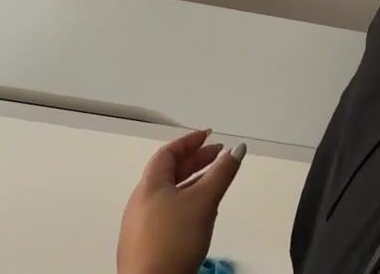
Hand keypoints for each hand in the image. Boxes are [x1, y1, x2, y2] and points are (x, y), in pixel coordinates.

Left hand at [117, 129, 244, 273]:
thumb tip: (238, 148)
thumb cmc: (174, 239)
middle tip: (218, 155)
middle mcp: (140, 203)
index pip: (167, 154)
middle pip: (168, 172)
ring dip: (193, 181)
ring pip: (169, 193)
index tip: (209, 135)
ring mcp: (140, 226)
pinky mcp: (145, 244)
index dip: (189, 141)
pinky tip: (201, 211)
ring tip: (215, 181)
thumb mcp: (204, 201)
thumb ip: (223, 172)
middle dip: (195, 160)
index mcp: (149, 188)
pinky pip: (167, 211)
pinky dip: (186, 201)